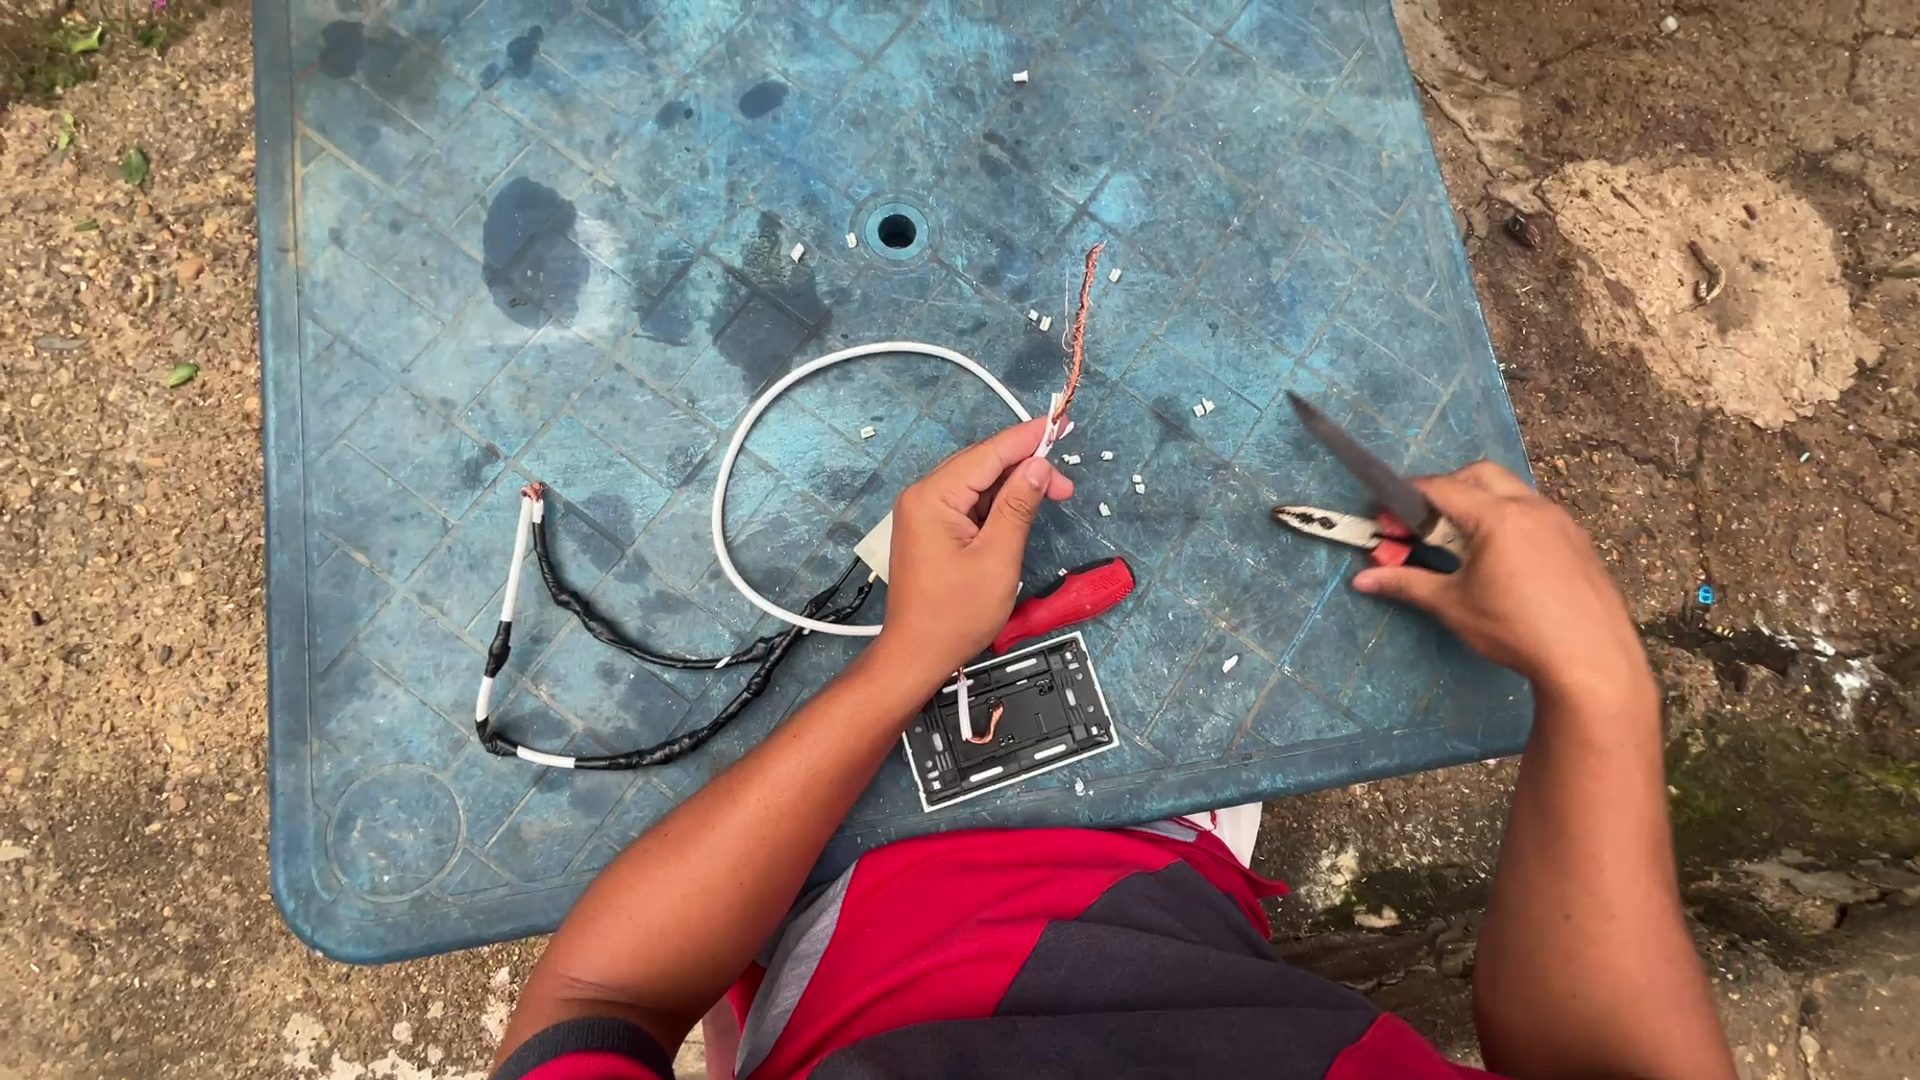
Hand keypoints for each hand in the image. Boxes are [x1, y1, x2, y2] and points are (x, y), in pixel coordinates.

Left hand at [874, 418, 1073, 687]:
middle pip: (981, 465)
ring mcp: (922, 513)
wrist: (917, 654)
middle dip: (1024, 467)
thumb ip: (1018, 507)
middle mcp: (921, 496)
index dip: (1026, 439)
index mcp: (932, 498)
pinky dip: (995, 504)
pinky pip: (967, 503)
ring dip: (1013, 487)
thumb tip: (1037, 466)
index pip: (987, 455)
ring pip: (976, 484)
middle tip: (1065, 485)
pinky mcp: (928, 529)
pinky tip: (1020, 510)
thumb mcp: (997, 558)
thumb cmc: (956, 615)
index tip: (1059, 425)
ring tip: (1051, 496)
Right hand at [1352, 462, 1652, 707]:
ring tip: (1460, 544)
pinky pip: (1533, 513)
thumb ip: (1405, 583)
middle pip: (1479, 475)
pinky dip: (1505, 520)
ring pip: (1510, 492)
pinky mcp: (1576, 541)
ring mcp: (1560, 522)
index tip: (1389, 521)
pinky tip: (1498, 559)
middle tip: (1425, 525)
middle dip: (1445, 490)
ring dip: (1477, 504)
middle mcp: (1532, 508)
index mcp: (1497, 518)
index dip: (1407, 499)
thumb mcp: (1450, 605)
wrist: (1593, 661)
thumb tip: (1361, 580)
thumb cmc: (1514, 628)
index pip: (1441, 488)